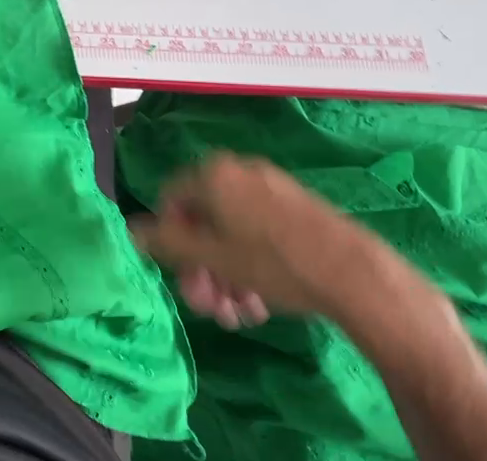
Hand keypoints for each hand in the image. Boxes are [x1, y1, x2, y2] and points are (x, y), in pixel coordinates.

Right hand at [128, 153, 399, 325]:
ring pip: (232, 232)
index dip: (169, 241)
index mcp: (212, 174)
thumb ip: (164, 242)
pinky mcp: (298, 209)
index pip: (170, 200)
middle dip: (202, 268)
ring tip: (242, 314)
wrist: (356, 275)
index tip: (182, 276)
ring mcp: (272, 189)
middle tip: (212, 307)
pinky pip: (259, 233)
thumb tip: (130, 229)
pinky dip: (252, 265)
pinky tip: (263, 302)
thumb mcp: (210, 257)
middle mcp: (239, 172)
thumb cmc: (272, 262)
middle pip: (203, 221)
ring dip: (227, 275)